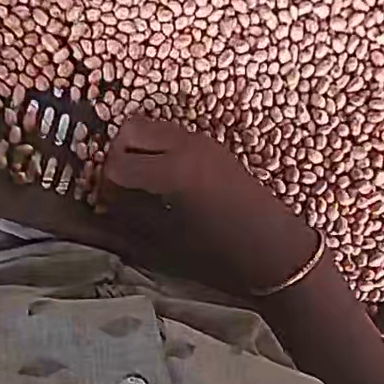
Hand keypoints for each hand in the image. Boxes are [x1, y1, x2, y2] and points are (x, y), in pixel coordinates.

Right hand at [99, 118, 319, 292]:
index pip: (116, 164)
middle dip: (116, 157)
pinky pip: (172, 136)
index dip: (106, 188)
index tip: (109, 208)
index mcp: (175, 173)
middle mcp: (188, 146)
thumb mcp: (170, 243)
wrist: (277, 252)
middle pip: (129, 129)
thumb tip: (106, 204)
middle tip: (121, 190)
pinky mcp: (213, 147)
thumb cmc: (222, 257)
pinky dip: (157, 151)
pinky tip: (164, 184)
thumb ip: (133, 218)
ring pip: (150, 126)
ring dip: (136, 150)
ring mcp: (203, 142)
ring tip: (141, 186)